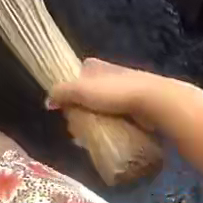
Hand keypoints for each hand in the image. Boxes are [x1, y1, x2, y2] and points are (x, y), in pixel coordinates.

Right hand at [46, 58, 174, 127]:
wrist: (154, 101)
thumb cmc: (114, 92)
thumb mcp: (80, 91)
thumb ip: (61, 93)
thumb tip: (48, 101)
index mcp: (95, 66)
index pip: (75, 76)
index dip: (68, 91)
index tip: (66, 107)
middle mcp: (110, 74)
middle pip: (87, 94)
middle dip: (81, 111)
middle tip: (78, 127)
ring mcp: (125, 89)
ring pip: (102, 107)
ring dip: (95, 121)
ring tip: (91, 137)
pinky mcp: (137, 105)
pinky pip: (117, 116)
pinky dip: (111, 126)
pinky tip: (108, 137)